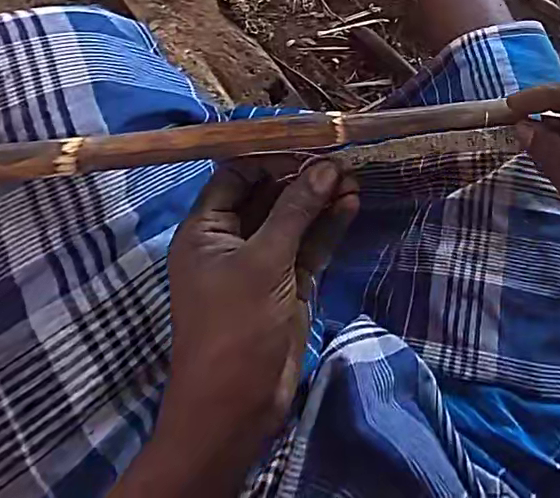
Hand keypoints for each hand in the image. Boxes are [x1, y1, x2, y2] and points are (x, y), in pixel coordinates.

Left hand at [160, 156, 359, 456]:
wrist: (235, 412)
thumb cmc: (234, 328)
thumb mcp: (263, 262)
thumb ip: (295, 211)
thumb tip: (327, 167)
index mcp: (207, 228)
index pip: (237, 175)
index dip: (271, 158)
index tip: (309, 146)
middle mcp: (232, 238)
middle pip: (269, 194)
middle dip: (303, 177)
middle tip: (341, 161)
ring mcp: (262, 260)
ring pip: (293, 218)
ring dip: (321, 199)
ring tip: (353, 179)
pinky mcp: (287, 282)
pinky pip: (308, 244)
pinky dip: (328, 226)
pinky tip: (350, 205)